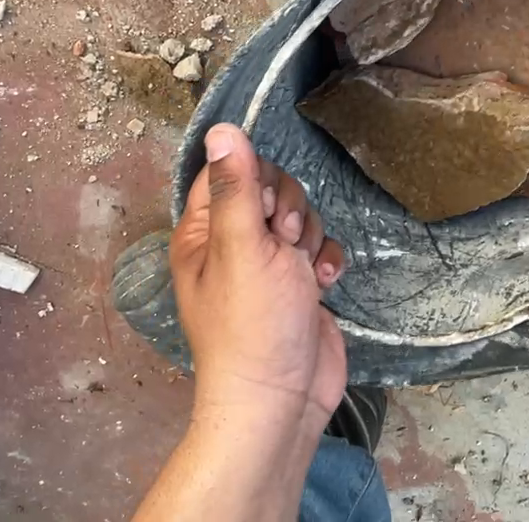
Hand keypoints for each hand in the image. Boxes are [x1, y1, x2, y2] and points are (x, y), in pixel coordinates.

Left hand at [172, 124, 347, 446]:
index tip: (266, 204)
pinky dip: (325, 261)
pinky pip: (319, 247)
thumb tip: (221, 128)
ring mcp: (268, 264)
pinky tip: (323, 285)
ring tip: (301, 271)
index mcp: (203, 233)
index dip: (254, 177)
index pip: (227, 172)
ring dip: (310, 238)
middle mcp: (233, 243)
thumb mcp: (242, 247)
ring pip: (300, 216)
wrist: (282, 399)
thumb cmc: (252, 323)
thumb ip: (237, 186)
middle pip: (271, 189)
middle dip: (290, 210)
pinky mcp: (298, 282)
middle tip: (284, 240)